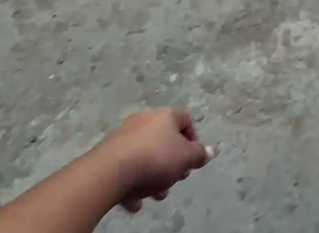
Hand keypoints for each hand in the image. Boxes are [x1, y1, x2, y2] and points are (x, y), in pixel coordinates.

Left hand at [87, 108, 212, 212]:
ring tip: (155, 195)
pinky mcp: (108, 154)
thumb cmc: (155, 160)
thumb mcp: (185, 159)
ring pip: (145, 155)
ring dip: (153, 176)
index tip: (193, 160)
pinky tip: (135, 202)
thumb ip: (199, 154)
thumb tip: (210, 151)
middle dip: (172, 163)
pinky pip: (126, 167)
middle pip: (164, 140)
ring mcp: (124, 136)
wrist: (109, 172)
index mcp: (166, 115)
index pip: (186, 120)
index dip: (193, 139)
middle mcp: (145, 120)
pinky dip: (133, 182)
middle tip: (175, 180)